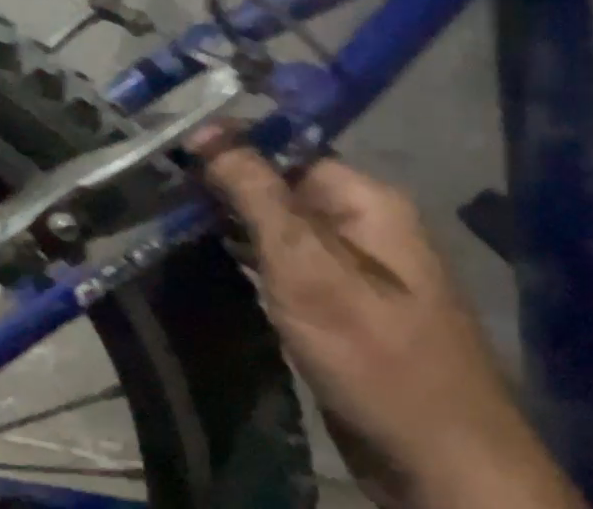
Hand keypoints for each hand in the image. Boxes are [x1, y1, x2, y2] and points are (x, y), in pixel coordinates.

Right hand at [190, 126, 582, 508]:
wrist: (438, 463)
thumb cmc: (370, 352)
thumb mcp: (305, 265)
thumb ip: (255, 193)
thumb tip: (207, 129)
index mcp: (367, 202)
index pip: (284, 150)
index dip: (225, 147)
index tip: (165, 152)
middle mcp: (363, 226)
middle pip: (276, 186)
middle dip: (218, 185)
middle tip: (154, 187)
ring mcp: (350, 269)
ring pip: (273, 226)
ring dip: (224, 222)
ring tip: (163, 216)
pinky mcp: (334, 306)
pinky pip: (279, 264)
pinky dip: (241, 256)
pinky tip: (199, 257)